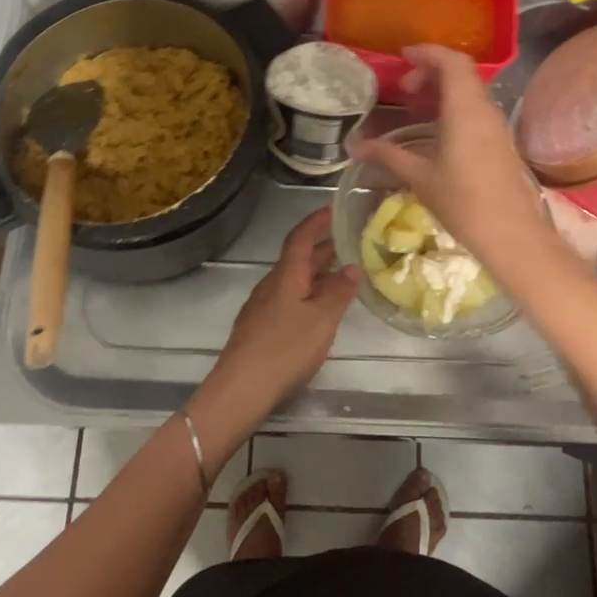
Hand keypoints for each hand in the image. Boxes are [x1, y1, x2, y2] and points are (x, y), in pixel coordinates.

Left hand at [202, 208, 358, 418]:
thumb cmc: (285, 348)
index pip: (301, 237)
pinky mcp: (261, 327)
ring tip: (343, 276)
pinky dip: (308, 294)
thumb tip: (353, 266)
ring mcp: (264, 306)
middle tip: (350, 243)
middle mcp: (272, 284)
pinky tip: (320, 309)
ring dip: (317, 274)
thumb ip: (338, 292)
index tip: (333, 209)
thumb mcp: (321, 319)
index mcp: (286, 275)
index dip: (316, 221)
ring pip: (294, 280)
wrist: (242, 387)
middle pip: (298, 259)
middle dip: (323, 249)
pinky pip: (289, 298)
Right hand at [349, 44, 558, 269]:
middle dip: (430, 72)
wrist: (512, 235)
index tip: (402, 57)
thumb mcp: (419, 178)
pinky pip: (476, 111)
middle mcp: (485, 110)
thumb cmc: (463, 202)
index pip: (452, 61)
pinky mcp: (500, 142)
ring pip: (470, 92)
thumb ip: (387, 156)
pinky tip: (435, 133)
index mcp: (465, 109)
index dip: (427, 52)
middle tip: (404, 90)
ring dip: (443, 91)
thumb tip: (354, 146)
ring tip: (415, 110)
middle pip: (461, 73)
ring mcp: (496, 126)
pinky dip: (454, 108)